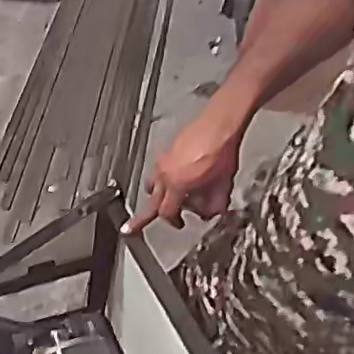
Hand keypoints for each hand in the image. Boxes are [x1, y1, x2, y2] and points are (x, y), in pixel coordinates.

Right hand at [122, 107, 246, 232]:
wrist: (219, 125)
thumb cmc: (220, 151)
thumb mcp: (223, 183)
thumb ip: (215, 202)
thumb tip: (212, 212)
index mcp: (176, 185)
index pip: (167, 212)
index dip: (174, 221)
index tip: (179, 224)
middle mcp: (164, 175)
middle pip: (152, 202)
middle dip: (142, 218)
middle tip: (131, 228)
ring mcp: (162, 163)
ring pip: (152, 185)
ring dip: (157, 194)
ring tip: (167, 196)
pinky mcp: (166, 152)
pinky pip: (159, 170)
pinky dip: (165, 178)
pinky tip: (180, 175)